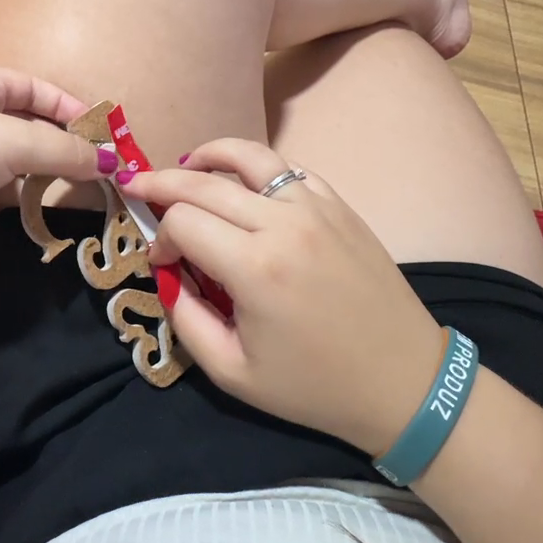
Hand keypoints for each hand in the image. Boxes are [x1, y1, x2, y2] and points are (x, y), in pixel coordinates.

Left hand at [0, 66, 113, 238]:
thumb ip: (65, 151)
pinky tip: (17, 200)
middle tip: (84, 164)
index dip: (69, 107)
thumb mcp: (16, 144)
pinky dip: (4, 183)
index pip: (35, 85)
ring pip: (2, 148)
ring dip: (30, 165)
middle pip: (20, 117)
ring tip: (56, 184)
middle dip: (53, 140)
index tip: (98, 135)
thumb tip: (110, 163)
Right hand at [121, 138, 446, 453]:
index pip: (183, 221)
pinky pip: (287, 169)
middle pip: (204, 182)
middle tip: (138, 186)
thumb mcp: (233, 372)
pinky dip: (256, 167)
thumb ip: (186, 318)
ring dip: (208, 156)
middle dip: (162, 182)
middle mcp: (283, 223)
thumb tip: (166, 273)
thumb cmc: (314, 385)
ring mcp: (316, 207)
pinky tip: (243, 184)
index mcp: (255, 267)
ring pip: (248, 156)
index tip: (161, 261)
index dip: (160, 236)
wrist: (405, 382)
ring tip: (185, 164)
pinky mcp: (339, 205)